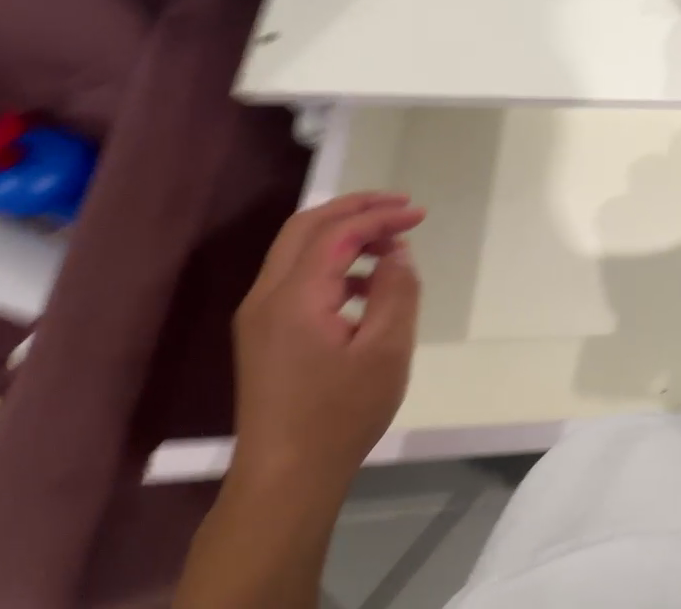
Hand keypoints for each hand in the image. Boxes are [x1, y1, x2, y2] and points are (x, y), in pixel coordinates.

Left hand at [230, 193, 425, 495]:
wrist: (286, 475)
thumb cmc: (342, 412)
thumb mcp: (387, 349)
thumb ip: (396, 290)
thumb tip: (396, 253)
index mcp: (294, 298)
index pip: (337, 233)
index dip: (380, 216)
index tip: (421, 214)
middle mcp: (266, 298)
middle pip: (305, 228)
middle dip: (354, 208)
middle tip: (400, 206)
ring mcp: (259, 318)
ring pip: (297, 250)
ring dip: (343, 233)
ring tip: (391, 242)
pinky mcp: (264, 335)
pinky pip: (296, 277)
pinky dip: (333, 262)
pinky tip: (368, 284)